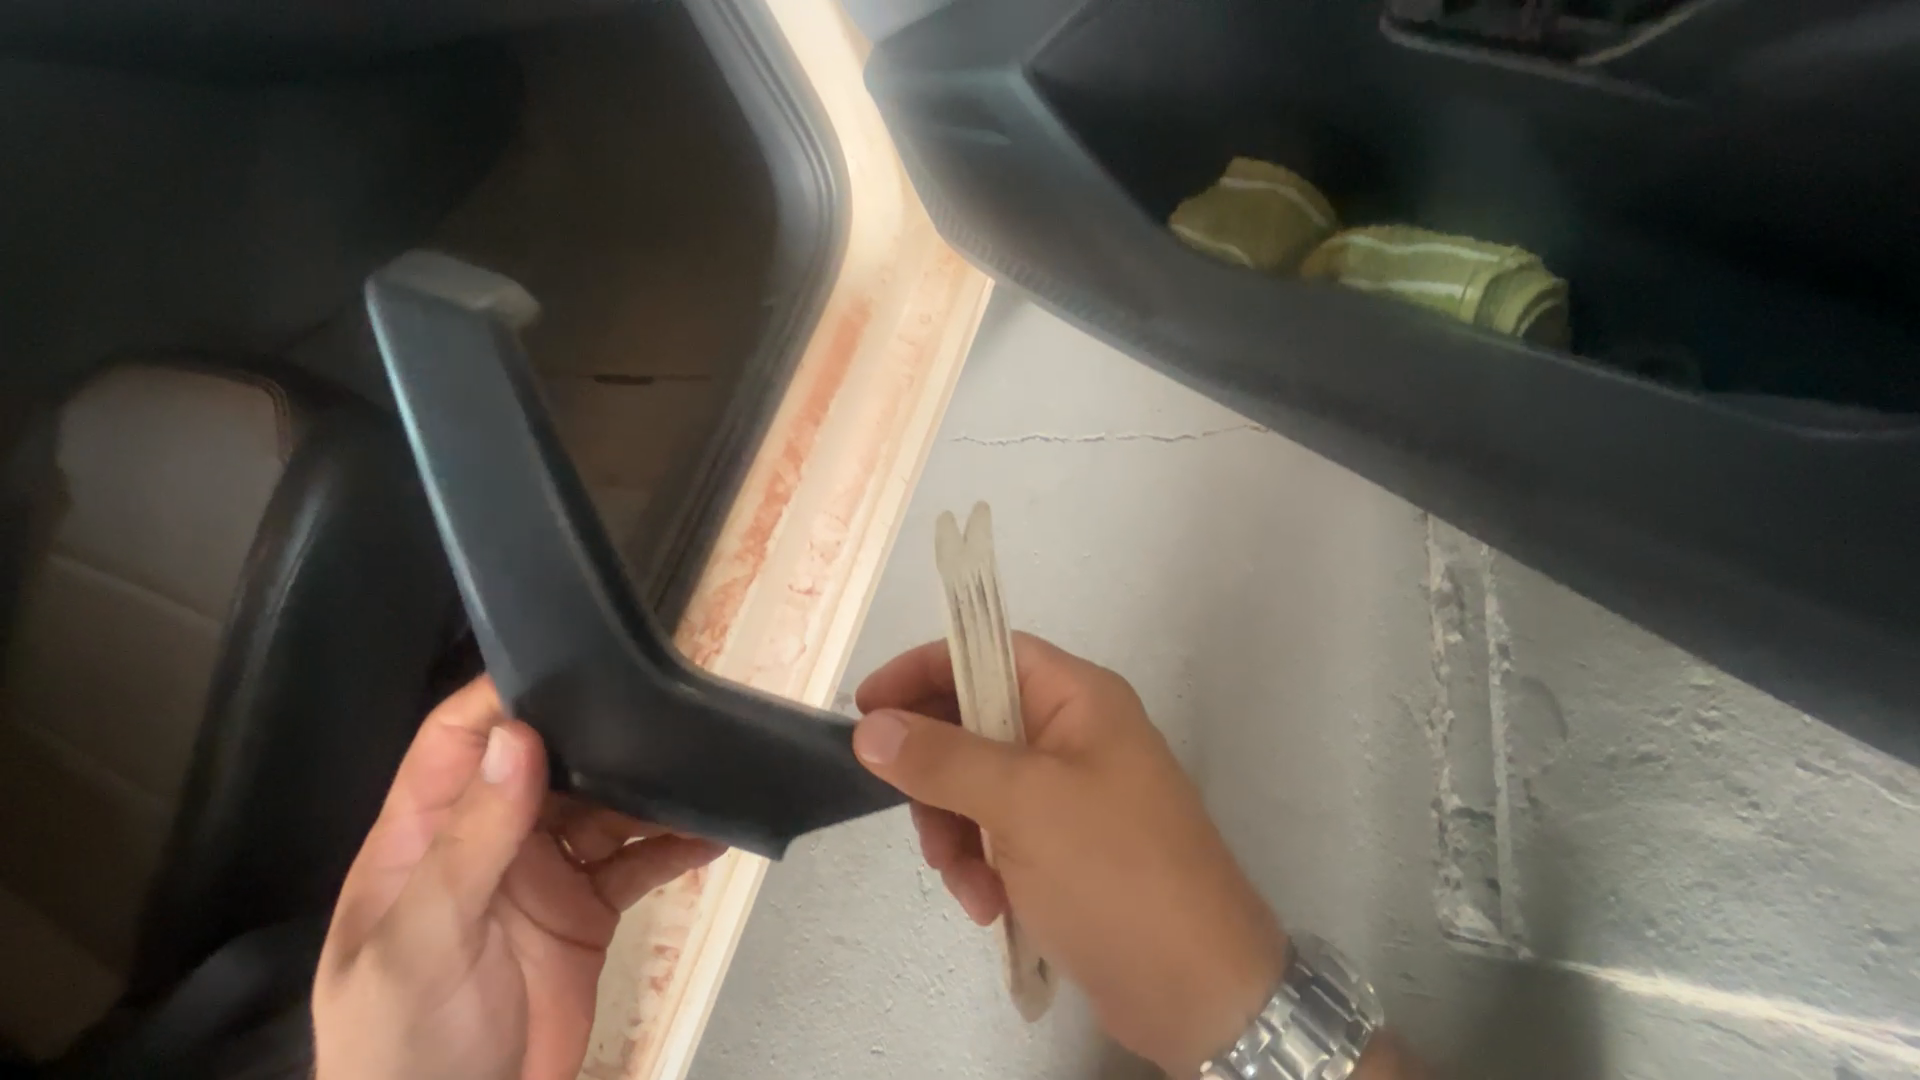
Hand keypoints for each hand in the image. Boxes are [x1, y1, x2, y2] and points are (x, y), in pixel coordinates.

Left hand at [312, 678, 724, 1079]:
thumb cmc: (407, 1047)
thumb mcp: (422, 944)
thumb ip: (468, 842)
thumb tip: (517, 736)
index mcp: (426, 838)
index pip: (458, 743)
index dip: (504, 699)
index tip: (569, 665)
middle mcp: (489, 842)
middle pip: (548, 764)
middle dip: (598, 737)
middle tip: (660, 708)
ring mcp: (543, 874)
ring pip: (604, 808)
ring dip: (649, 791)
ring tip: (699, 770)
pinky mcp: (588, 909)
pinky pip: (638, 860)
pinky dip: (675, 846)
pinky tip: (712, 834)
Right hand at [851, 634, 1286, 1074]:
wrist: (1197, 990)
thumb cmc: (1114, 871)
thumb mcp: (1022, 804)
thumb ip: (942, 759)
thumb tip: (871, 727)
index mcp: (1077, 697)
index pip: (986, 651)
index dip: (924, 670)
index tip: (867, 706)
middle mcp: (1073, 733)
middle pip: (973, 721)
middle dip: (936, 772)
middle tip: (913, 814)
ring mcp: (1068, 792)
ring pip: (976, 783)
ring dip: (954, 830)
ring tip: (964, 880)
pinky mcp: (1062, 845)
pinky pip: (996, 831)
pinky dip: (980, 862)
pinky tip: (988, 904)